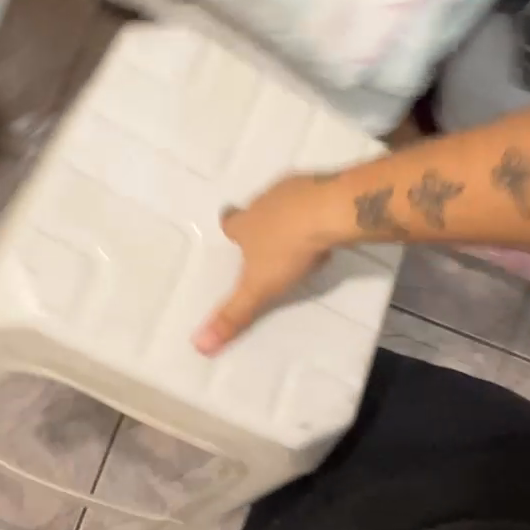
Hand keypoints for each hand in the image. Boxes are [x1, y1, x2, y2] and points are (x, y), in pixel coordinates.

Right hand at [194, 174, 347, 354]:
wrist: (330, 211)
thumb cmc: (288, 249)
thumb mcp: (259, 289)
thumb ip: (233, 315)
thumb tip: (199, 345)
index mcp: (245, 223)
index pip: (230, 222)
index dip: (231, 229)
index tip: (235, 236)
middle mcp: (264, 200)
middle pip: (257, 210)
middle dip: (261, 223)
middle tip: (270, 242)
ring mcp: (293, 188)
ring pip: (285, 202)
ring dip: (290, 216)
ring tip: (301, 238)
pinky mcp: (321, 183)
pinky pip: (314, 198)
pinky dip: (316, 211)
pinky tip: (327, 227)